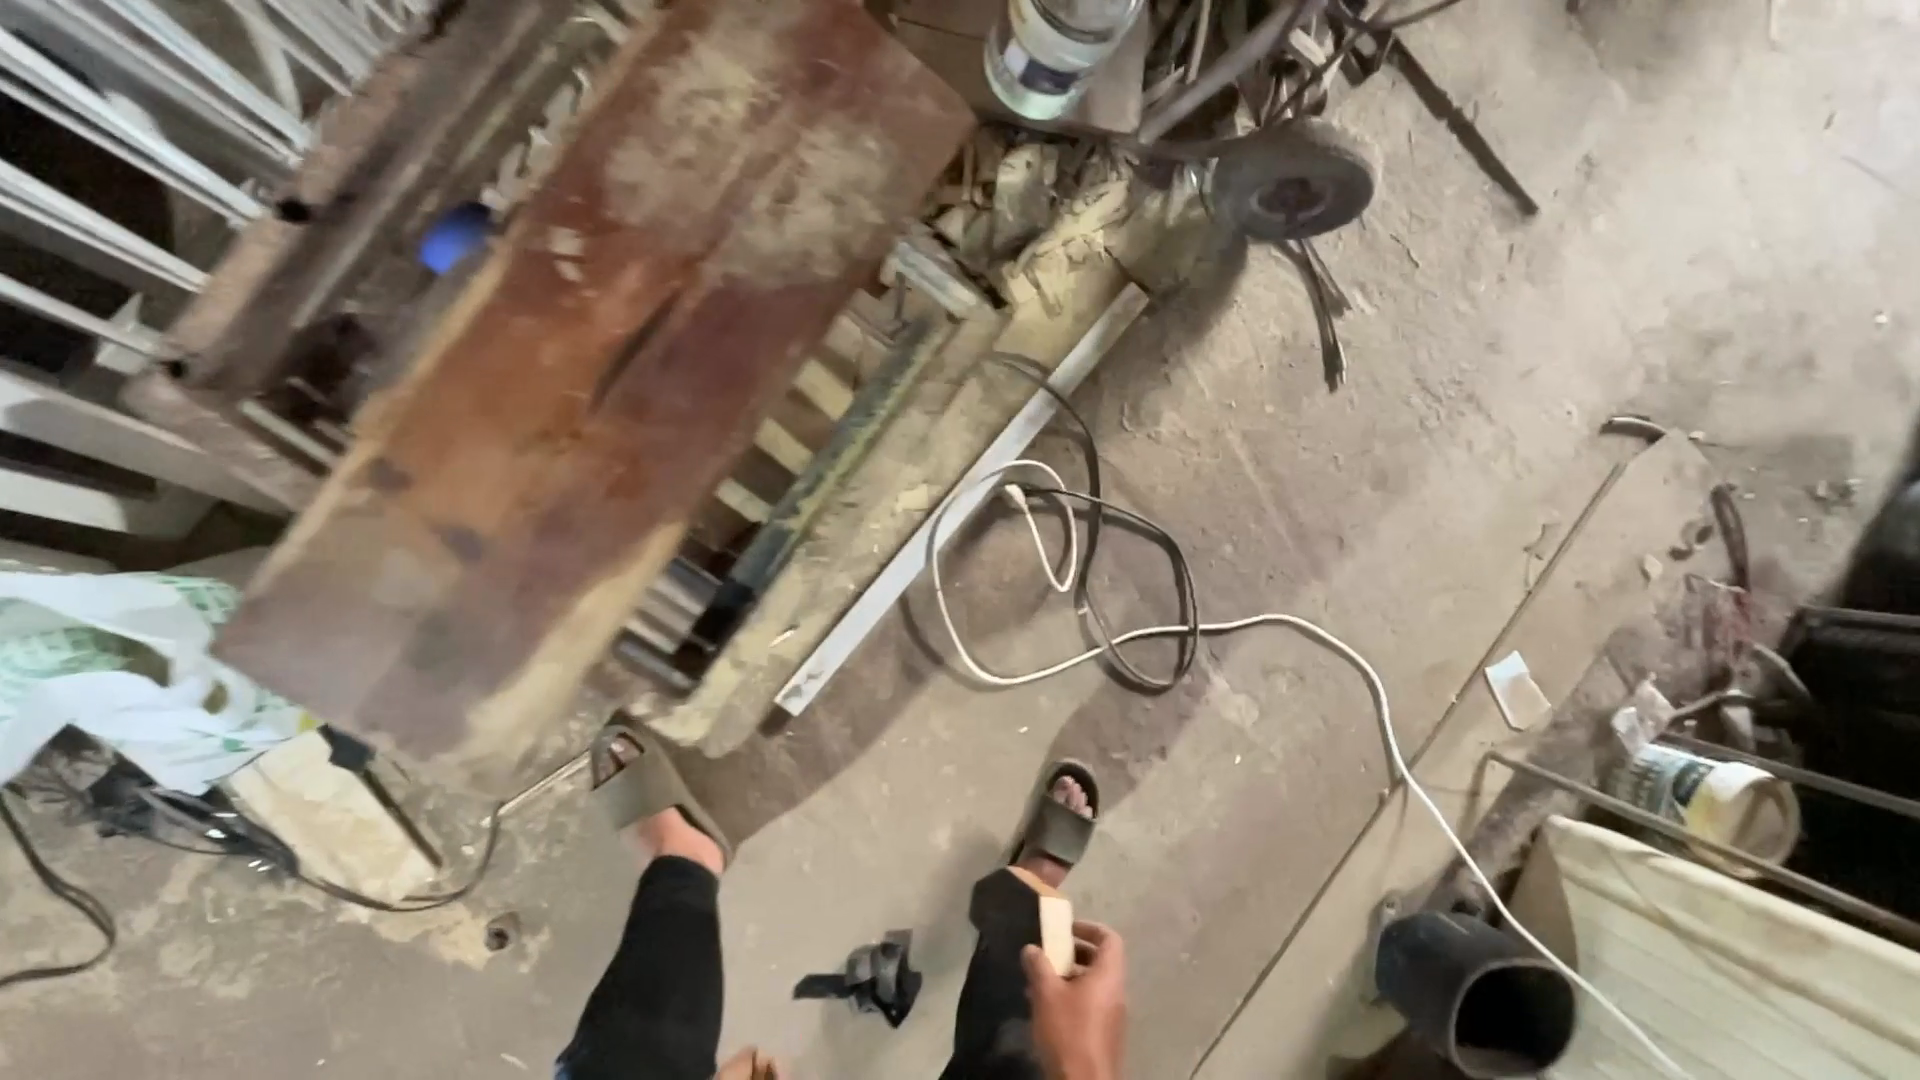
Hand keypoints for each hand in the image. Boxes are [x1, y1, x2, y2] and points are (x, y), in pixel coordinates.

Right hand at [1022, 921, 1126, 1079]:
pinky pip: (1091, 1003)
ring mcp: (1113, 1015)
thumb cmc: (1068, 1032)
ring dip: (1069, 976)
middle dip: (1074, 952)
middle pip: (1101, 960)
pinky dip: (1072, 996)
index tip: (1066, 929)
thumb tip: (1031, 948)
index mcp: (1109, 976)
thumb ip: (1039, 966)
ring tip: (1041, 980)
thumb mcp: (1046, 993)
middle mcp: (1116, 992)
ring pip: (1093, 984)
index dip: (1090, 927)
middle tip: (1050, 953)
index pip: (1110, 938)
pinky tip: (1047, 1007)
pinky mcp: (1105, 1034)